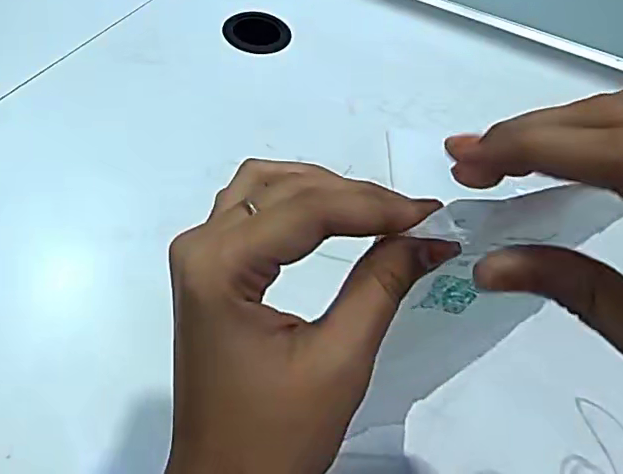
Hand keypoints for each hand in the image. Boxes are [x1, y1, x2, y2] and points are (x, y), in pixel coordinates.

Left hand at [165, 160, 457, 473]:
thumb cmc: (276, 437)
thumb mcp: (337, 365)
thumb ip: (378, 288)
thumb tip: (424, 239)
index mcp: (217, 265)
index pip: (301, 210)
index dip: (368, 205)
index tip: (426, 213)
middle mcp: (198, 243)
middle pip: (278, 188)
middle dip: (348, 194)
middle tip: (408, 215)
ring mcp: (197, 249)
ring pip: (260, 185)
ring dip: (317, 187)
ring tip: (375, 209)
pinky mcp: (206, 262)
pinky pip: (248, 206)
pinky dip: (292, 201)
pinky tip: (330, 213)